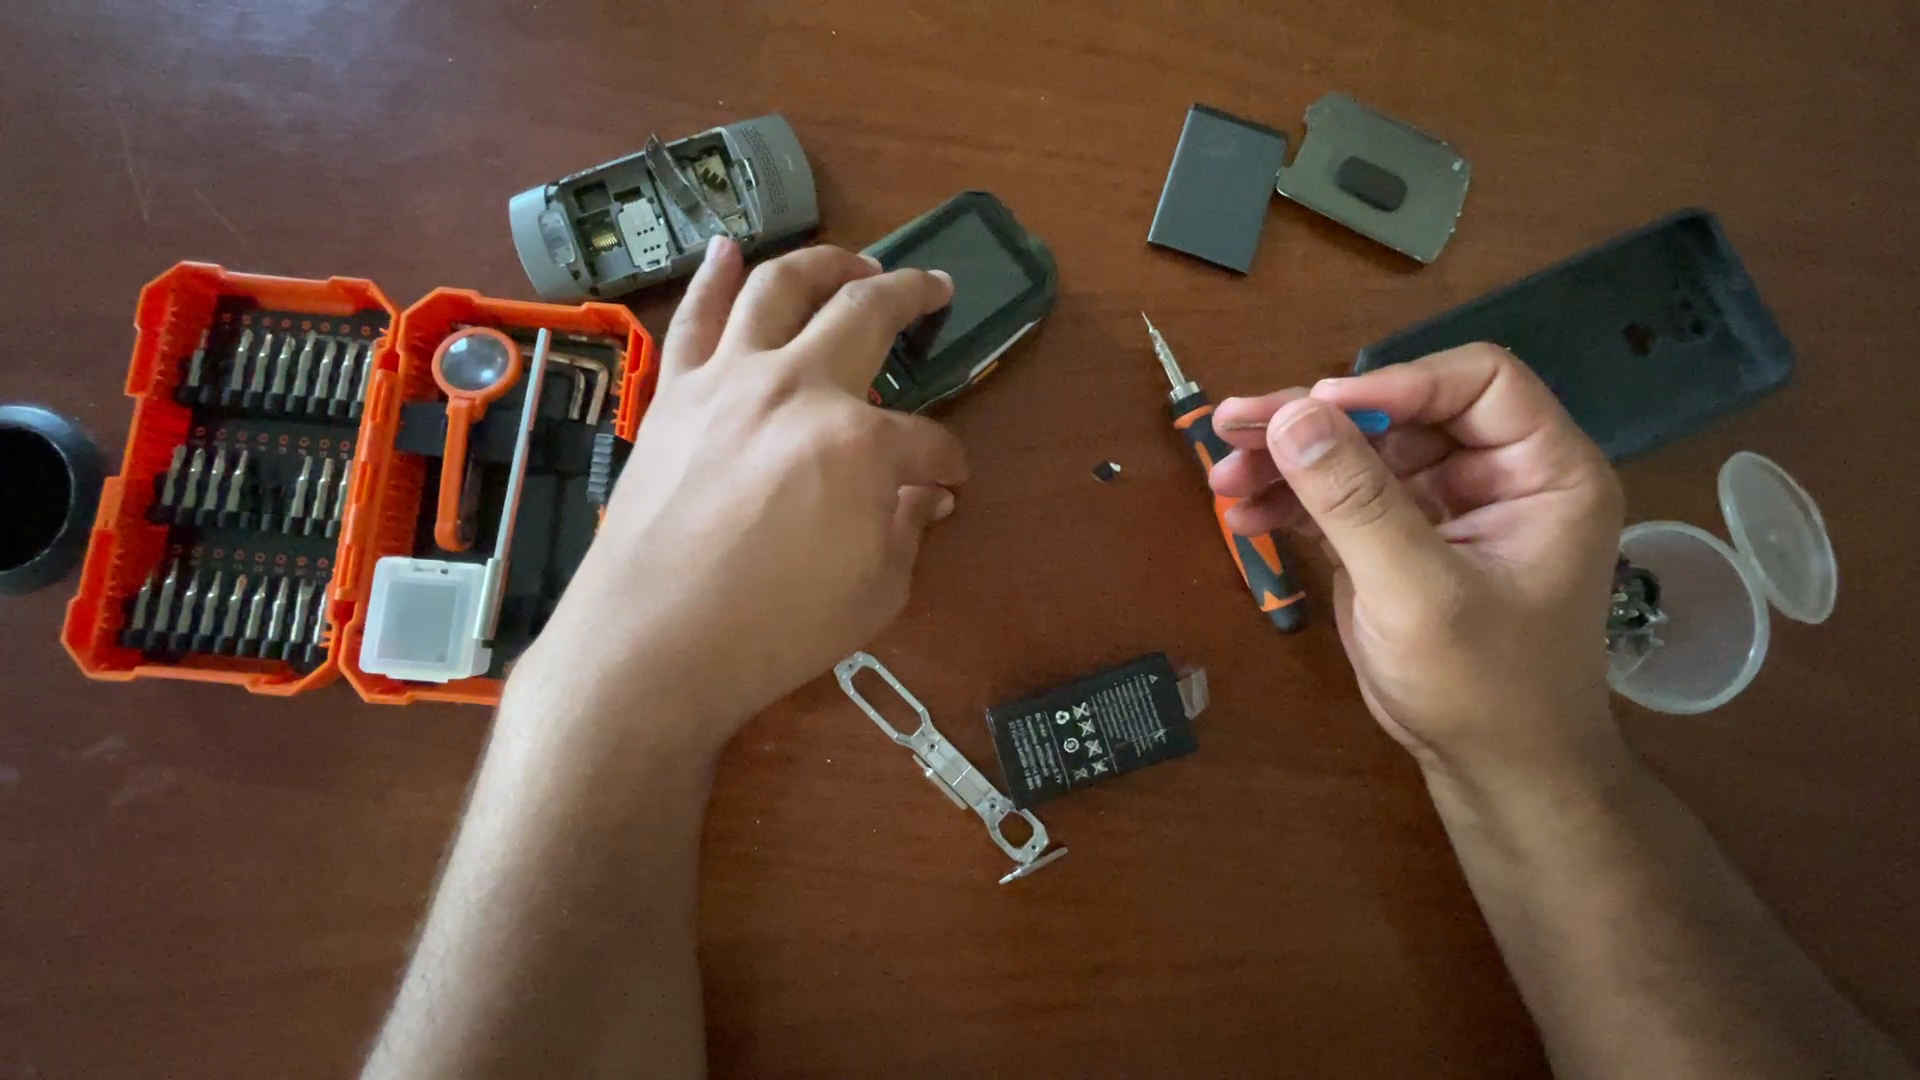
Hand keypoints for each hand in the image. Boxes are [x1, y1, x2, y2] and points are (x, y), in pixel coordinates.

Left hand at [519, 239, 965, 749]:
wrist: (651, 645)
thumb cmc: (774, 630)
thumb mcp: (875, 593)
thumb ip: (907, 530)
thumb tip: (924, 496)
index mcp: (859, 444)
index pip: (928, 441)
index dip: (948, 460)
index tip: (950, 478)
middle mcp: (797, 388)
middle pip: (867, 316)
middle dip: (913, 296)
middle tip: (935, 288)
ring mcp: (728, 381)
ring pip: (781, 288)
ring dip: (826, 262)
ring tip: (854, 260)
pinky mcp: (674, 394)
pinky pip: (694, 317)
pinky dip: (714, 277)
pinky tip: (729, 250)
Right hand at [1208, 344, 1625, 783]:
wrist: (1485, 764)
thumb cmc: (1481, 683)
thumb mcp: (1415, 589)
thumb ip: (1354, 500)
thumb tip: (1290, 416)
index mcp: (1540, 471)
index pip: (1475, 384)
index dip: (1393, 383)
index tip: (1314, 408)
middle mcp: (1489, 475)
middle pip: (1394, 414)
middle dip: (1312, 423)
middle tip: (1233, 424)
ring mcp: (1435, 507)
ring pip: (1353, 454)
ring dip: (1286, 462)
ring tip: (1224, 477)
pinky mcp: (1389, 538)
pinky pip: (1333, 499)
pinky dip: (1287, 502)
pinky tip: (1243, 513)